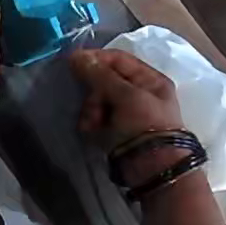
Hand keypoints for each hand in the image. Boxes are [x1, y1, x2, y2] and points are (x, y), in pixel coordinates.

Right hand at [71, 48, 190, 181]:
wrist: (153, 168)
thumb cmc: (146, 126)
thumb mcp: (127, 96)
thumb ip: (101, 76)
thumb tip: (77, 56)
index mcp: (149, 80)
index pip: (118, 59)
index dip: (96, 58)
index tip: (72, 62)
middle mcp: (137, 93)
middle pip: (103, 81)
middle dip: (94, 93)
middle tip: (92, 105)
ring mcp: (125, 112)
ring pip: (96, 100)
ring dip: (90, 110)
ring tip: (93, 123)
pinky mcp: (113, 129)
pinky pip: (94, 118)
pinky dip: (90, 123)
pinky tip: (92, 131)